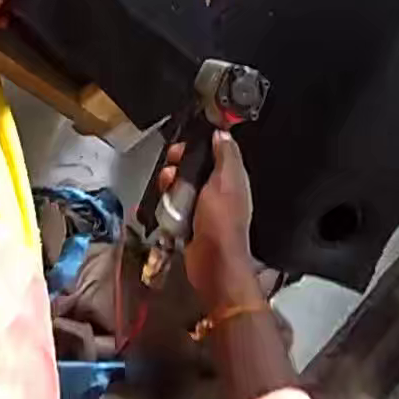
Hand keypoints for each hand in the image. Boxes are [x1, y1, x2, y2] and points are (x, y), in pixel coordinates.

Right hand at [158, 130, 259, 310]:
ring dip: (171, 182)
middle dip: (180, 163)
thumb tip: (222, 133)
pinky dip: (168, 202)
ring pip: (182, 185)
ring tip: (167, 185)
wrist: (212, 266)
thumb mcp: (226, 180)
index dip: (199, 145)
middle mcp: (219, 191)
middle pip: (195, 167)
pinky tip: (166, 203)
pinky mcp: (189, 222)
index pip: (215, 151)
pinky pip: (175, 204)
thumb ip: (225, 154)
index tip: (184, 144)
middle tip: (171, 166)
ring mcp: (203, 207)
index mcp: (232, 178)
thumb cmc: (221, 222)